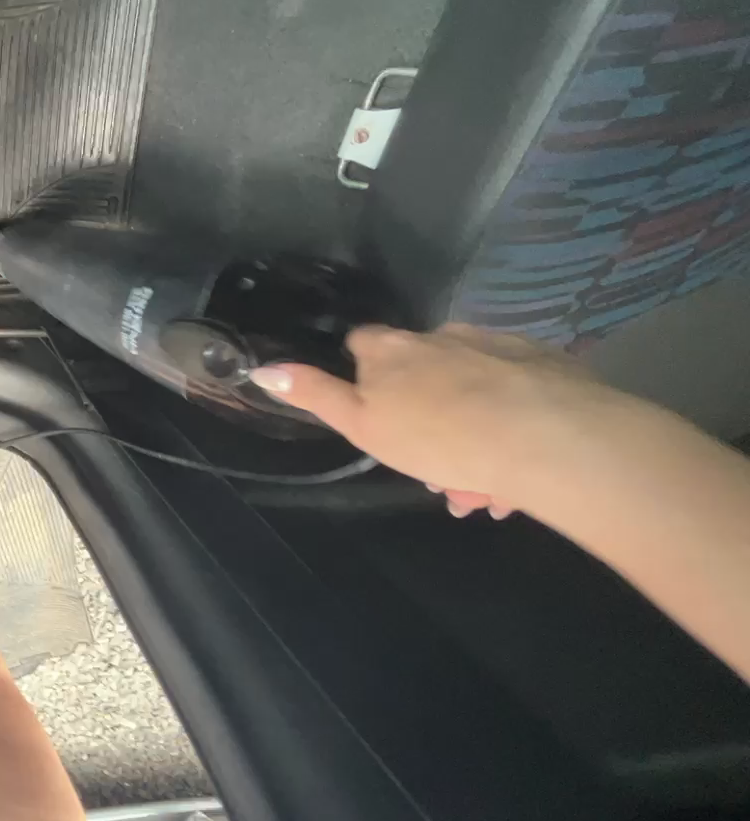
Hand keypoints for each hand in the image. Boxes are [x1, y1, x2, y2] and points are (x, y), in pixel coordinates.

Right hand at [250, 324, 620, 517]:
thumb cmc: (440, 436)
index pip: (362, 342)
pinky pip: (522, 392)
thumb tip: (262, 368)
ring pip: (474, 385)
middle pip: (422, 366)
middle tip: (434, 465)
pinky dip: (515, 419)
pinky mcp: (556, 366)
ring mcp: (502, 347)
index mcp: (392, 349)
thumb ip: (313, 394)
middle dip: (425, 408)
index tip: (372, 403)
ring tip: (484, 483)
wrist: (558, 443)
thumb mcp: (360, 423)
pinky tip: (524, 461)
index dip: (362, 370)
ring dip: (472, 423)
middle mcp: (444, 336)